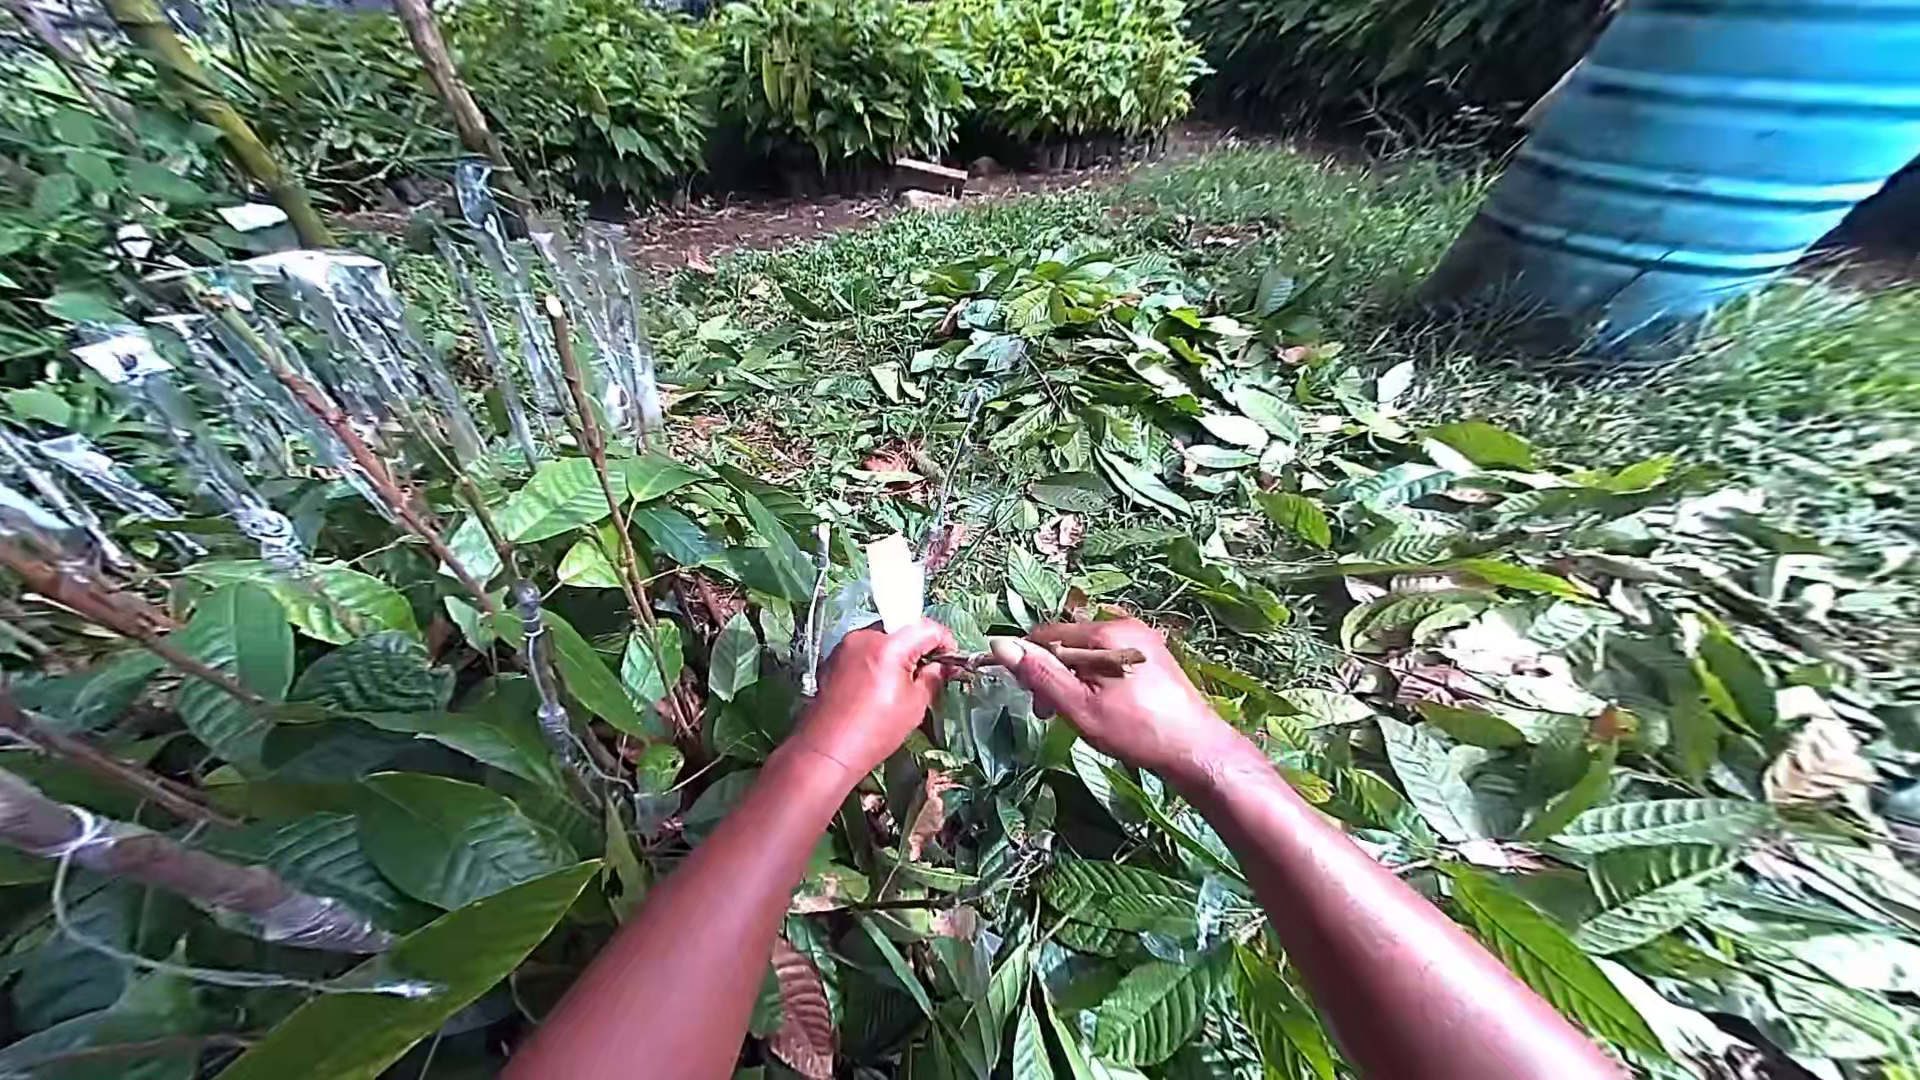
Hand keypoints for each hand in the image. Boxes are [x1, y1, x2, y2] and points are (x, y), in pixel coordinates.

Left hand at [790, 619, 956, 778]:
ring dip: (897, 652)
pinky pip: (865, 649)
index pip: (926, 627)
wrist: (826, 750)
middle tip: (926, 672)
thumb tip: (942, 665)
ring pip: (883, 638)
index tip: (949, 658)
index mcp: (889, 646)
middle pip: (903, 629)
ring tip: (900, 682)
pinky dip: (877, 659)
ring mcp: (846, 645)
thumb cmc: (875, 731)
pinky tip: (877, 686)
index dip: (944, 640)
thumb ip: (932, 677)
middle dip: (918, 646)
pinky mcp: (834, 657)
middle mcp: (865, 637)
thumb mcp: (915, 704)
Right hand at [989, 619, 1248, 788]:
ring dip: (1072, 675)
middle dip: (1053, 672)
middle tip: (1051, 711)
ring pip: (1086, 649)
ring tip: (1077, 710)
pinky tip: (1101, 702)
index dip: (1032, 664)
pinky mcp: (1150, 652)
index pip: (1047, 634)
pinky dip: (1094, 674)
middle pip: (1067, 640)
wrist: (1198, 751)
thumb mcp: (1080, 707)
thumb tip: (999, 644)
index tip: (1034, 699)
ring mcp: (1140, 637)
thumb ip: (1040, 674)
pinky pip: (1107, 654)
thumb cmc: (1136, 732)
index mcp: (1107, 632)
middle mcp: (1124, 624)